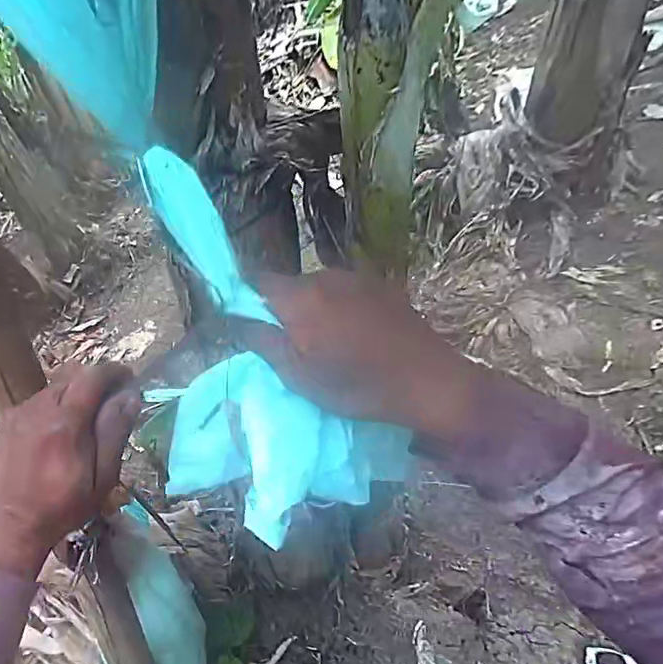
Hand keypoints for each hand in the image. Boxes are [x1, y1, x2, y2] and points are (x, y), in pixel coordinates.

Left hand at [0, 362, 139, 576]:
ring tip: (86, 419)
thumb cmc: (64, 506)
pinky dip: (55, 405)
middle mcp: (39, 409)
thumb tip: (130, 396)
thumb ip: (115, 431)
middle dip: (96, 379)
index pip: (93, 376)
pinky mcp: (7, 420)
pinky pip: (38, 400)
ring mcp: (19, 412)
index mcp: (66, 423)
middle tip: (112, 399)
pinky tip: (59, 431)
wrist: (13, 524)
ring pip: (54, 385)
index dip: (114, 372)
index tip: (129, 379)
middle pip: (72, 373)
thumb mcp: (102, 477)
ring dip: (75, 392)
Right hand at [242, 269, 471, 430]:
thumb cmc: (356, 386)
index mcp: (300, 298)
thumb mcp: (298, 374)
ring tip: (323, 343)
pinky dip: (337, 308)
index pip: (256, 280)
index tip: (243, 320)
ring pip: (317, 288)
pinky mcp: (381, 286)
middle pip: (287, 284)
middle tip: (287, 344)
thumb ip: (261, 341)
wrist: (428, 382)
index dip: (243, 296)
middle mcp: (326, 277)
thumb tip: (234, 318)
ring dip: (310, 308)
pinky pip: (344, 291)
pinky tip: (351, 336)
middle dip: (279, 308)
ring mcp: (357, 278)